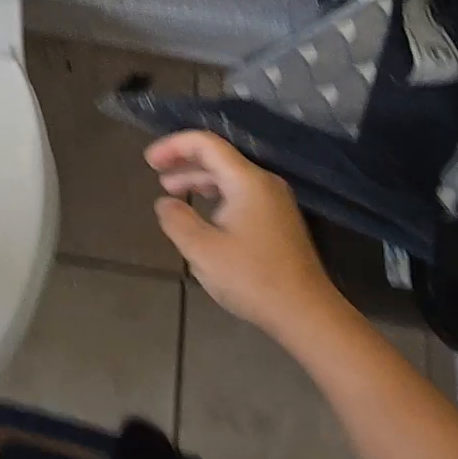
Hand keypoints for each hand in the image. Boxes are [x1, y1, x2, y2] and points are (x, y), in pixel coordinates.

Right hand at [147, 131, 339, 332]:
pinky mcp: (279, 220)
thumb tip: (164, 203)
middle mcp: (264, 183)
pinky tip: (202, 214)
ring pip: (230, 177)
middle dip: (184, 162)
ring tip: (172, 192)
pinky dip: (215, 195)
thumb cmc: (253, 279)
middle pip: (218, 158)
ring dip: (198, 180)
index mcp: (247, 181)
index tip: (150, 161)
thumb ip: (177, 220)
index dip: (174, 146)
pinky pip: (241, 194)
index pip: (206, 144)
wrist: (307, 314)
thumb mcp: (203, 251)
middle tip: (156, 174)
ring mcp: (275, 201)